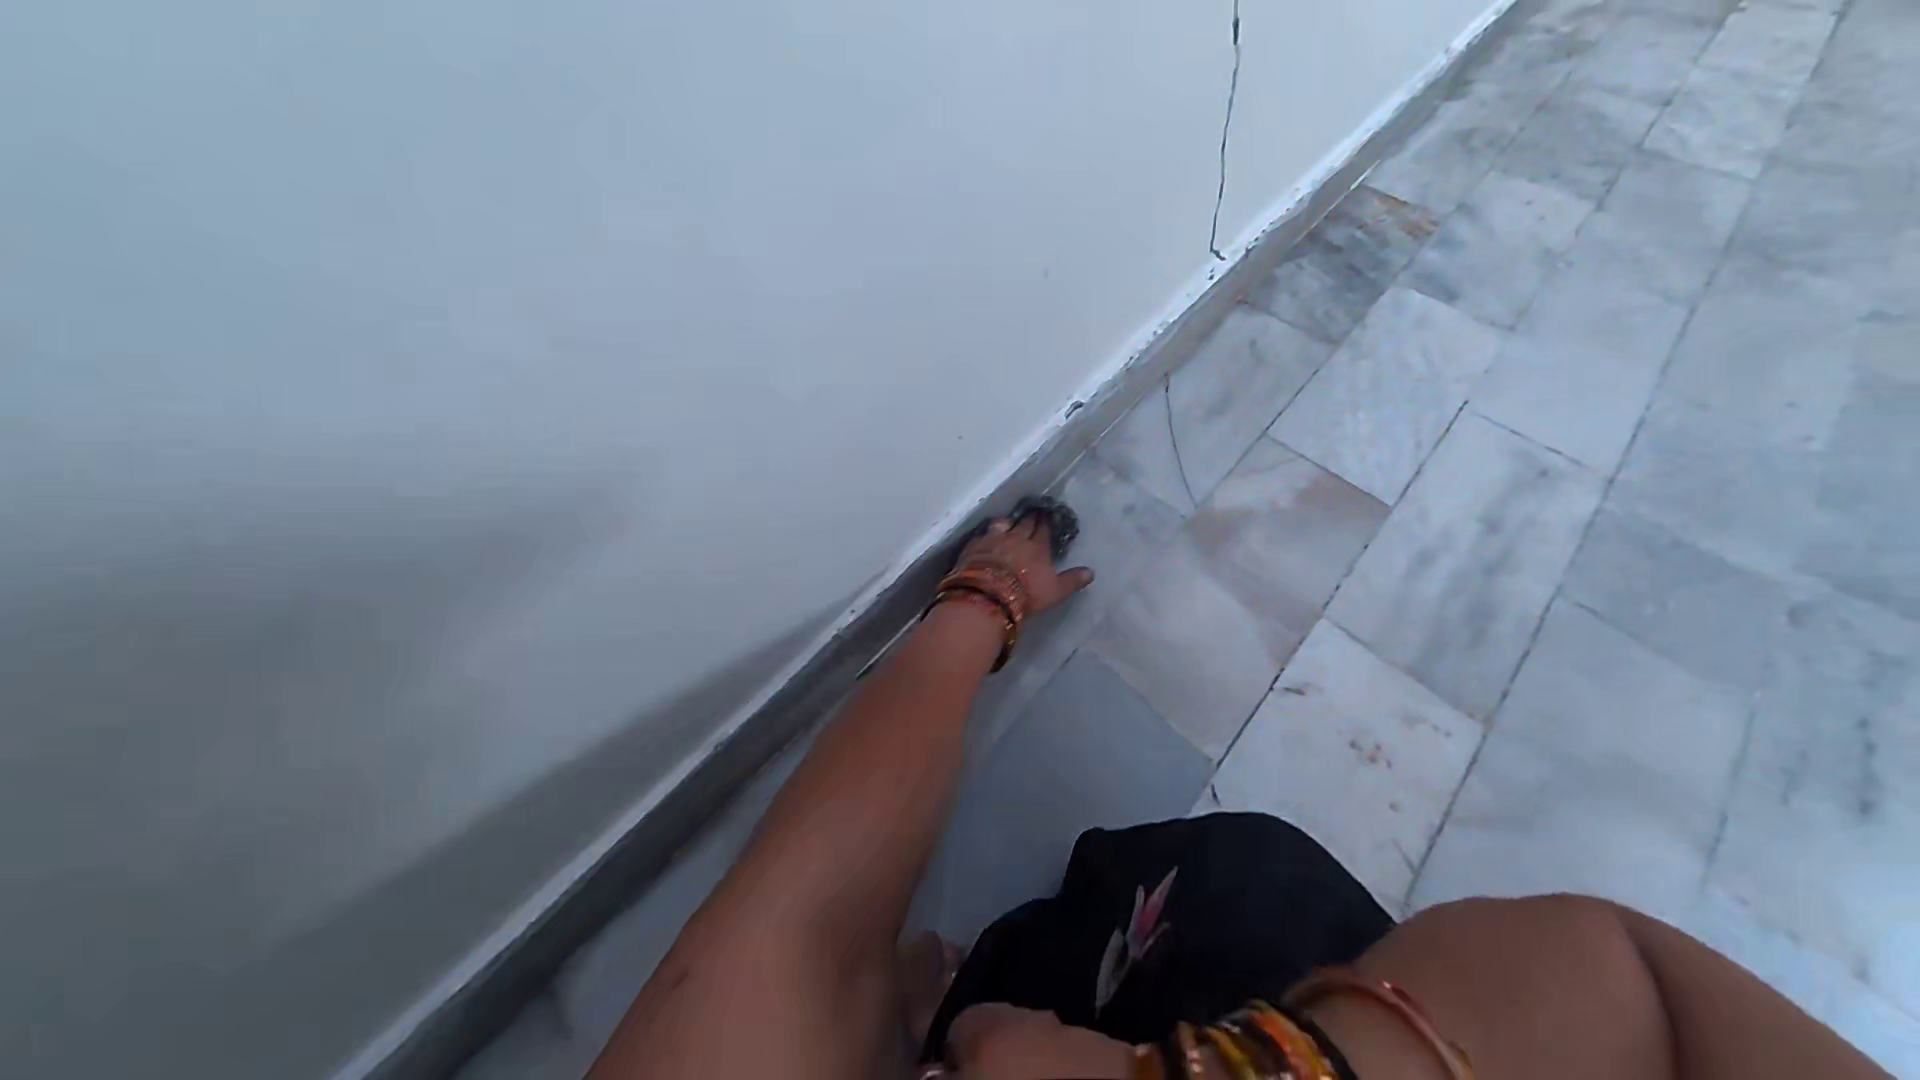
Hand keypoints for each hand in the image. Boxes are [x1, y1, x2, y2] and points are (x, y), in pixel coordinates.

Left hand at [952, 512, 1093, 616]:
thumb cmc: (1026, 593)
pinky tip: (986, 535)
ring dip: (1007, 522)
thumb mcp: (1055, 591)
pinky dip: (987, 533)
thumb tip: (1090, 572)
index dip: (1046, 522)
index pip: (1044, 529)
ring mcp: (994, 538)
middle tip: (1032, 513)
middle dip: (1029, 518)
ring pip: (1003, 523)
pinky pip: (983, 533)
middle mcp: (1017, 537)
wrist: (988, 594)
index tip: (1047, 516)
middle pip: (1025, 523)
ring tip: (1009, 522)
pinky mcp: (975, 544)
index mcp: (1038, 546)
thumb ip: (1072, 580)